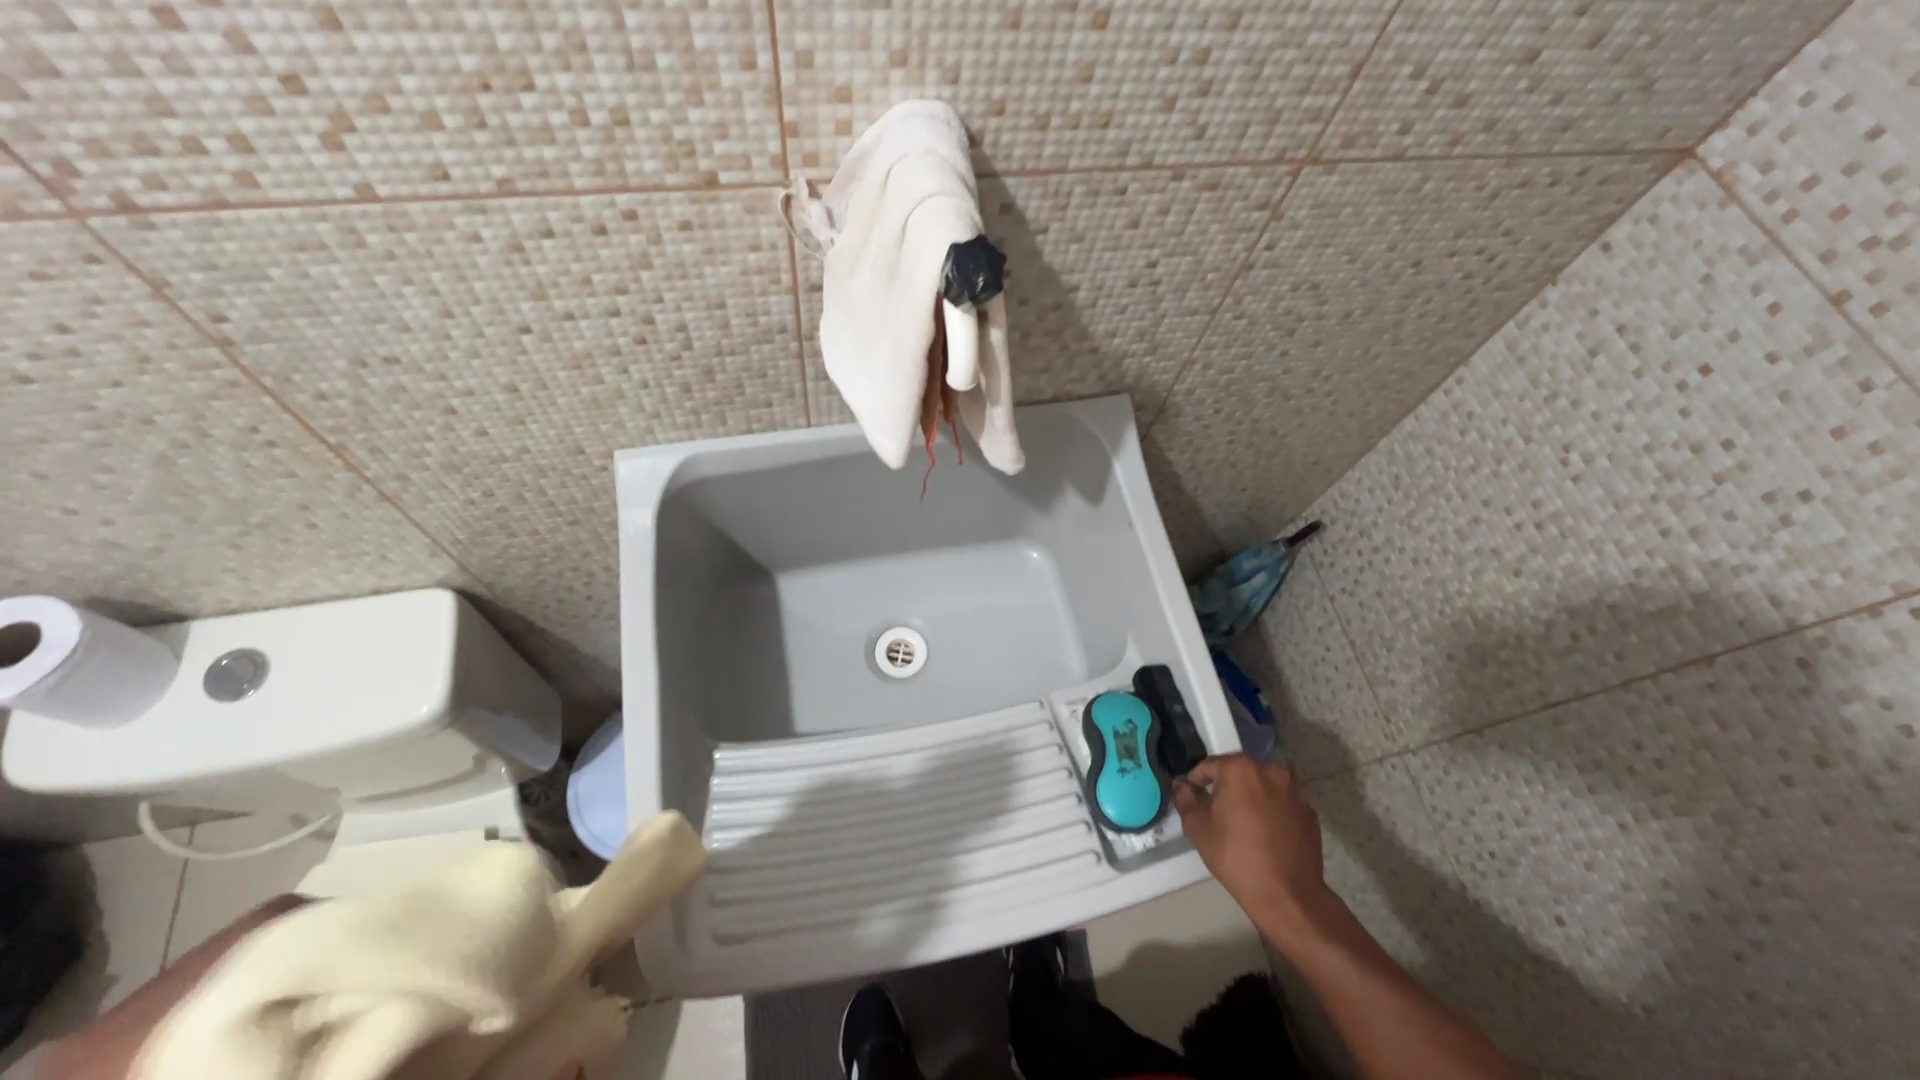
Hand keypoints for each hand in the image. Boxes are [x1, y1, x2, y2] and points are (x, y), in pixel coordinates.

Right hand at [1174, 754, 1335, 942]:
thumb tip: (1181, 785)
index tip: (1192, 795)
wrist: (1286, 893)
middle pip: (1240, 773)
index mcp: (1240, 769)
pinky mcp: (1309, 811)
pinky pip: (1283, 803)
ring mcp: (1295, 791)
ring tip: (1244, 823)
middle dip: (1227, 787)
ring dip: (1252, 797)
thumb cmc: (1235, 857)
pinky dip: (1272, 811)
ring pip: (1264, 787)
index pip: (1210, 765)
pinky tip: (1266, 834)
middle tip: (1217, 811)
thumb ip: (1186, 800)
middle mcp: (1271, 771)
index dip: (1197, 780)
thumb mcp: (1198, 828)